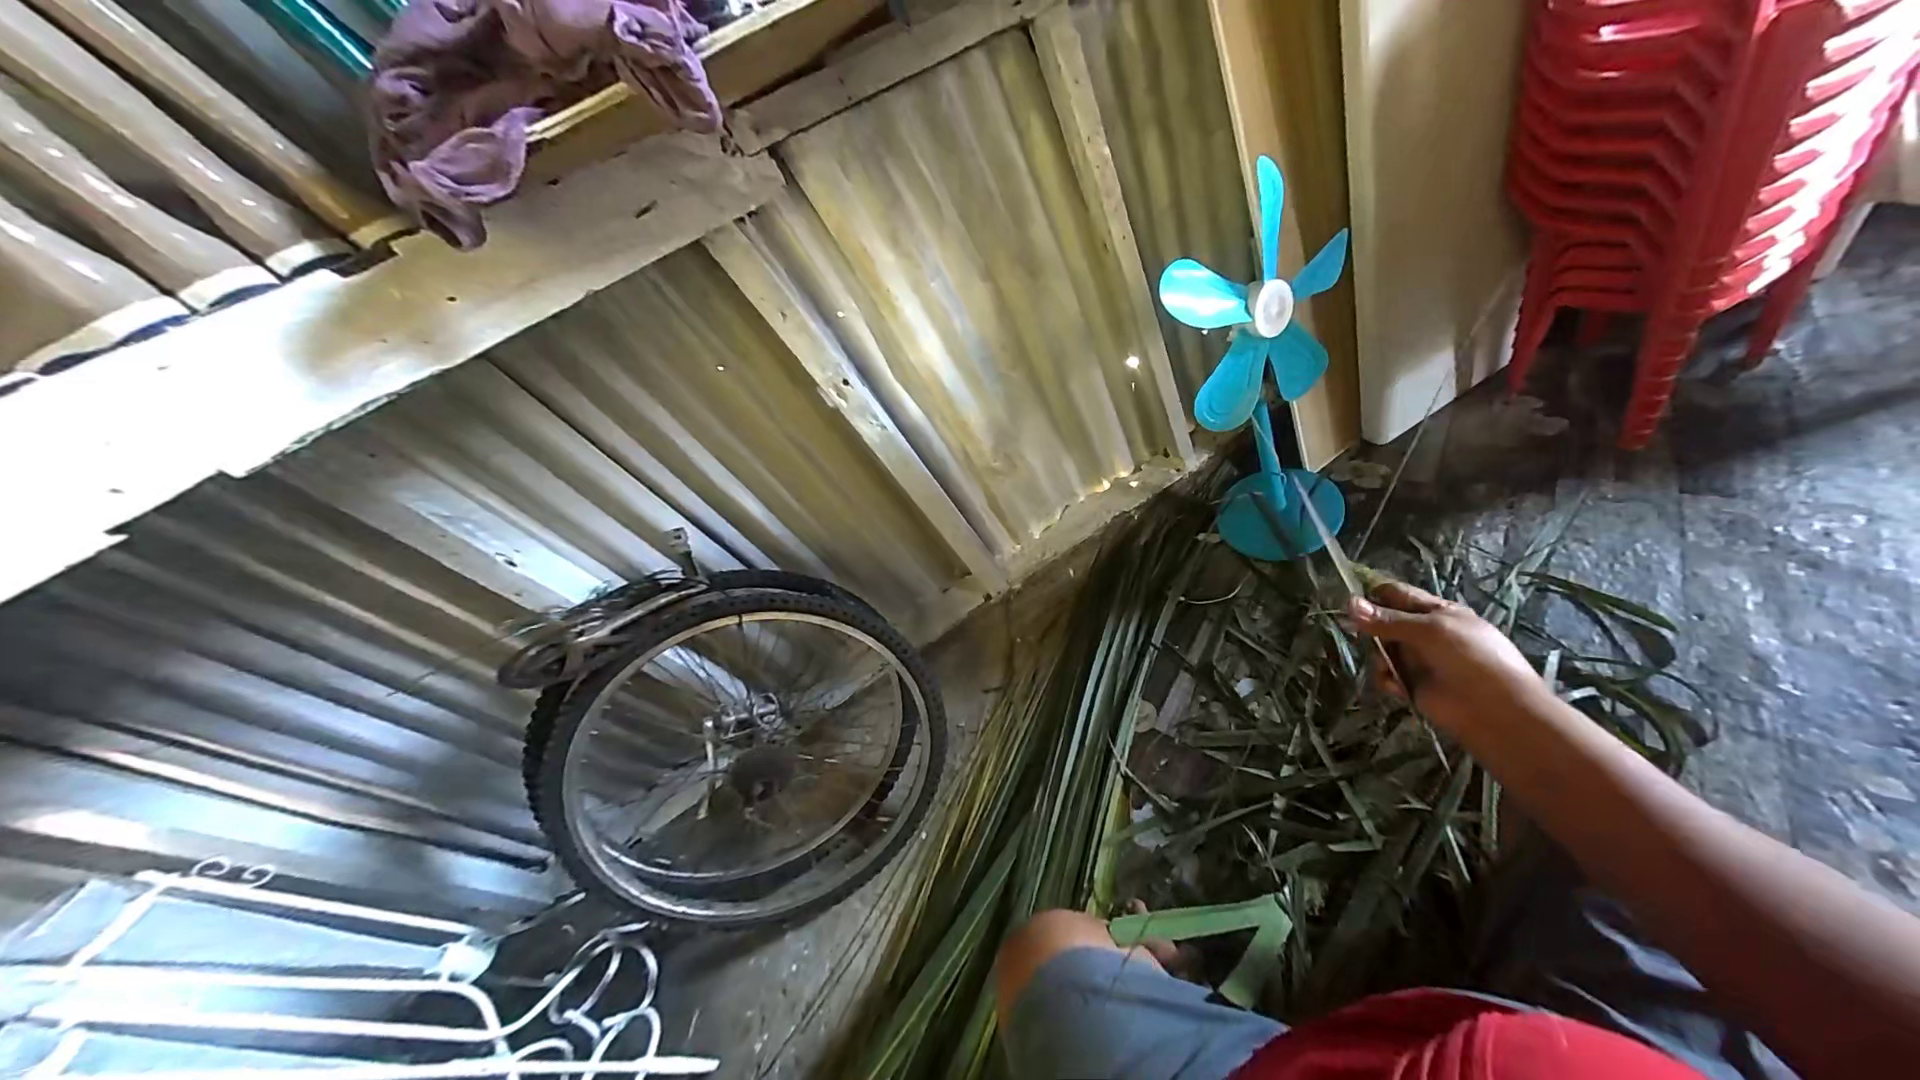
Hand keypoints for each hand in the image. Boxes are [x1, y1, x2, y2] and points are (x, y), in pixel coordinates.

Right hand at [1346, 581, 1547, 735]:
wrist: (1495, 711)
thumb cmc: (1470, 658)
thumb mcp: (1430, 630)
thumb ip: (1388, 619)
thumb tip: (1348, 604)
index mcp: (1437, 611)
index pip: (1396, 594)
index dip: (1372, 594)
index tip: (1346, 600)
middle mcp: (1425, 632)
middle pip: (1383, 621)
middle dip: (1369, 627)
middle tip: (1359, 633)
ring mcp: (1418, 658)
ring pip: (1381, 648)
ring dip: (1378, 655)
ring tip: (1386, 665)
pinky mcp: (1411, 683)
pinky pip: (1386, 674)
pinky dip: (1385, 678)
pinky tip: (1395, 684)